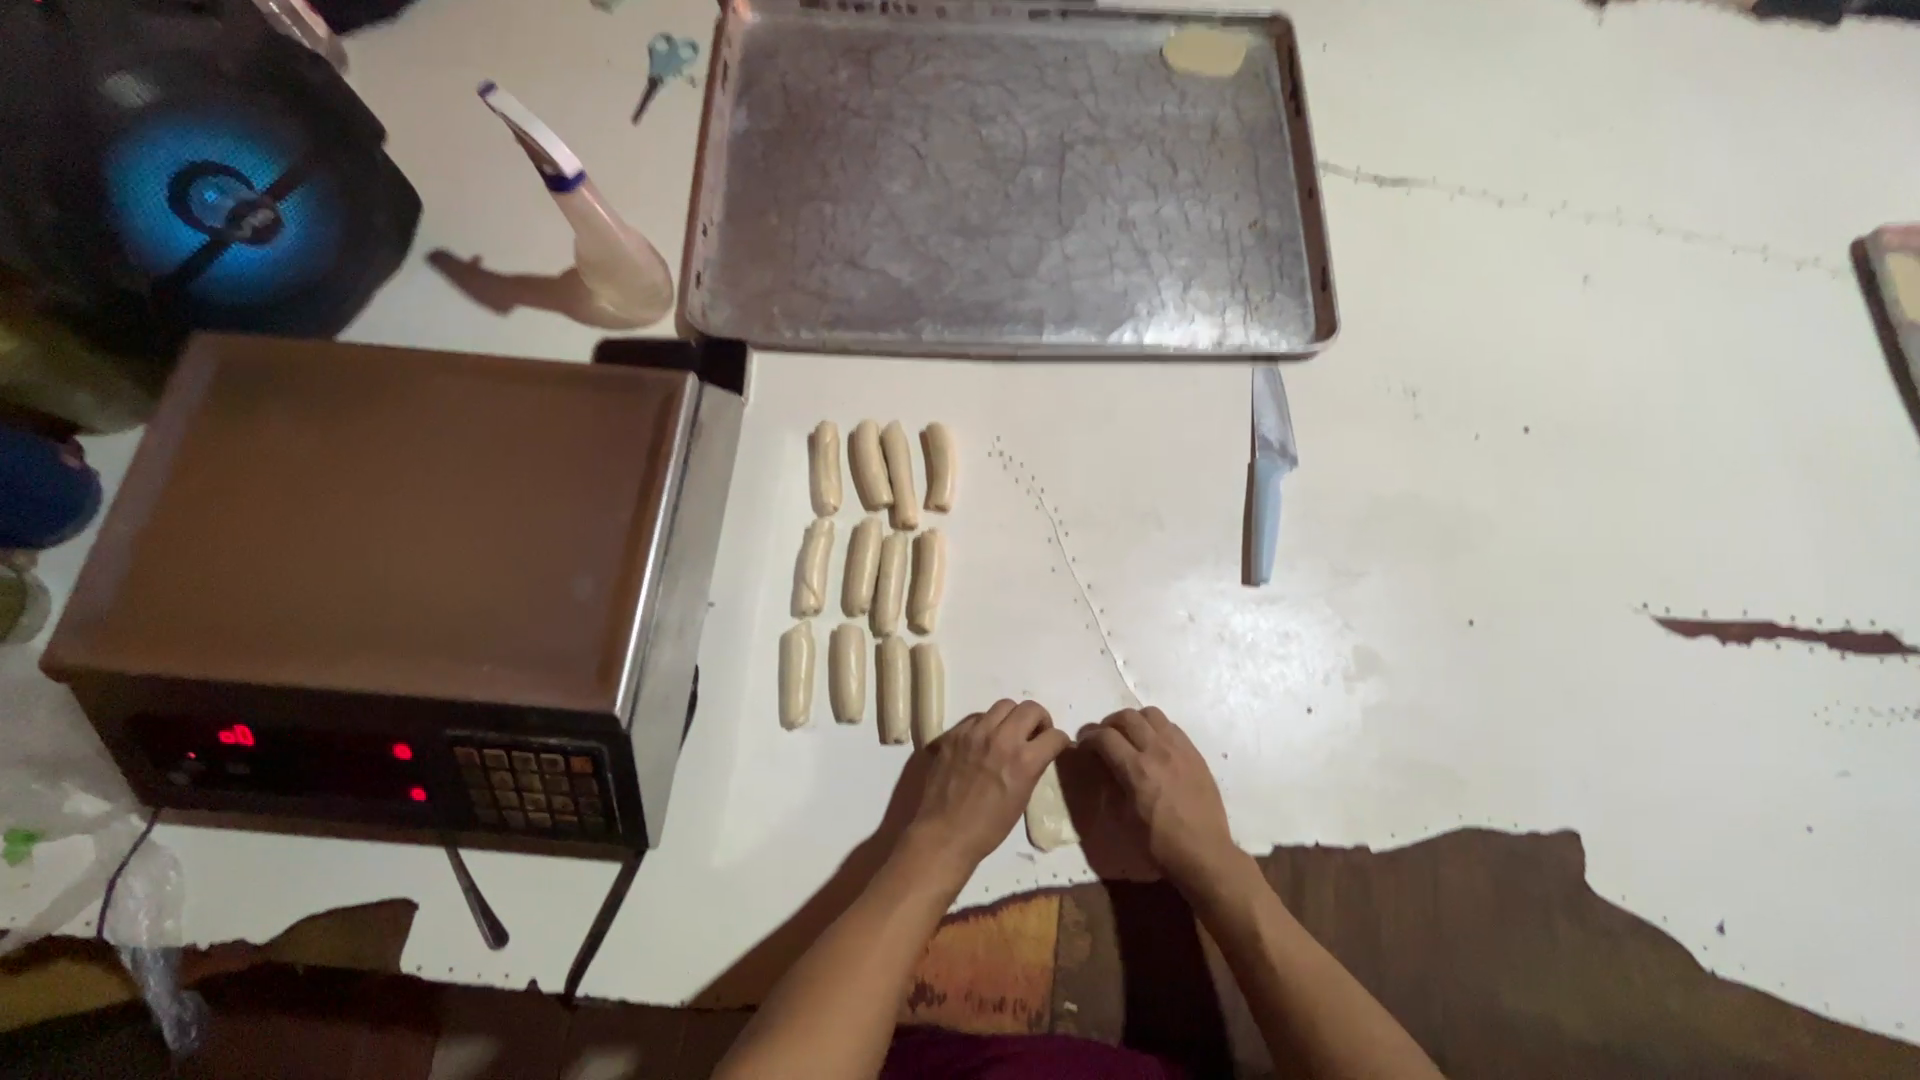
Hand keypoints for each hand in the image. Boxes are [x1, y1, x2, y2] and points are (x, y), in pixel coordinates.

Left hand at [906, 699, 1070, 871]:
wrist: (945, 833)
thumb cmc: (989, 826)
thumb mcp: (1022, 797)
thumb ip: (1032, 767)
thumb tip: (1037, 752)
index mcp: (1024, 760)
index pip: (1054, 735)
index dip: (1059, 741)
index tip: (1055, 745)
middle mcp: (1001, 739)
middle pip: (1030, 708)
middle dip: (1039, 719)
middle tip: (1034, 734)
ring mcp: (975, 733)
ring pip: (1003, 705)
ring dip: (1012, 718)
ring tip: (1007, 734)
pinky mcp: (954, 734)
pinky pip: (977, 717)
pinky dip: (986, 725)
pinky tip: (982, 742)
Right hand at [1079, 707, 1239, 888]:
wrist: (1203, 852)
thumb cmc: (1158, 843)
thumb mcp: (1123, 818)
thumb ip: (1110, 785)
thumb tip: (1102, 766)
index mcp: (1137, 770)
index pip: (1104, 736)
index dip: (1088, 738)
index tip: (1083, 747)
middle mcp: (1158, 751)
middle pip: (1126, 716)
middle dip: (1108, 724)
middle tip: (1104, 739)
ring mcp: (1179, 749)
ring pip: (1151, 714)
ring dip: (1134, 721)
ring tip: (1129, 737)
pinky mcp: (1195, 753)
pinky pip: (1171, 726)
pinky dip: (1156, 728)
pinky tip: (1154, 746)